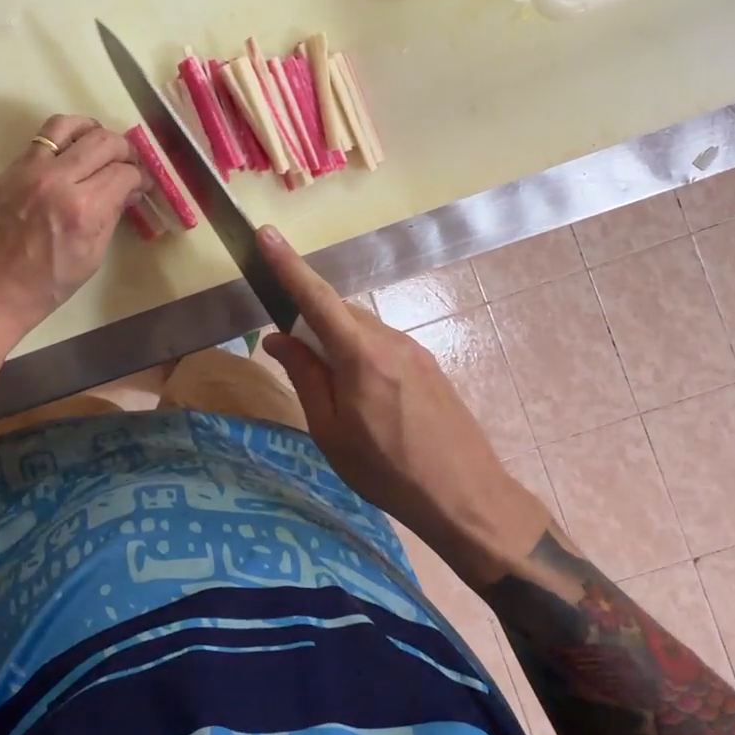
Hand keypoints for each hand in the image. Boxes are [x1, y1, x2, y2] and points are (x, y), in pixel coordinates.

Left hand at [0, 115, 147, 341]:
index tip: (141, 183)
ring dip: (90, 132)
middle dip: (123, 149)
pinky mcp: (8, 171)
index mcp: (82, 209)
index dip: (139, 176)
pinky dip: (62, 142)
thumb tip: (127, 189)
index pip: (123, 172)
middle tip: (125, 164)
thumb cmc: (45, 286)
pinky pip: (41, 140)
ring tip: (96, 148)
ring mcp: (27, 171)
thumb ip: (111, 216)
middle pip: (102, 141)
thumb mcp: (91, 258)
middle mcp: (56, 180)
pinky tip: (68, 158)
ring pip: (67, 125)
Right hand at [255, 227, 554, 586]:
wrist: (469, 500)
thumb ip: (304, 376)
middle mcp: (390, 341)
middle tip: (286, 355)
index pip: (315, 298)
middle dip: (306, 320)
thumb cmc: (387, 472)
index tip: (266, 234)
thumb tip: (277, 338)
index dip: (288, 265)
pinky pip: (378, 344)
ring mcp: (413, 351)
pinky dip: (354, 352)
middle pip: (335, 312)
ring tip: (327, 389)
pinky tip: (356, 393)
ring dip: (332, 341)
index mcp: (360, 357)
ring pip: (357, 328)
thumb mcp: (330, 431)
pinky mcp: (426, 364)